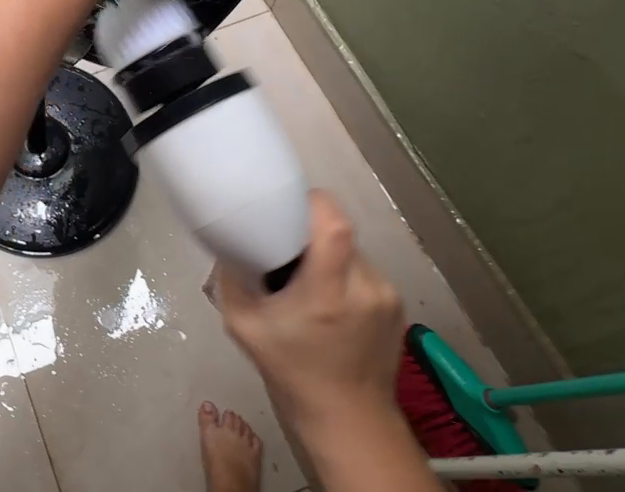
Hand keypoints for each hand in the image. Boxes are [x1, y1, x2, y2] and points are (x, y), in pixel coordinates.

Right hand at [214, 191, 404, 431]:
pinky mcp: (397, 306)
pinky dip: (344, 272)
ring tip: (306, 277)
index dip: (313, 203)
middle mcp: (365, 287)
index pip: (334, 225)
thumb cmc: (291, 373)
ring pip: (353, 250)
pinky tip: (329, 298)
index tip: (288, 204)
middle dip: (311, 231)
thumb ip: (231, 280)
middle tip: (285, 246)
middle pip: (340, 232)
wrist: (349, 421)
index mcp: (327, 292)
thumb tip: (227, 246)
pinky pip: (365, 270)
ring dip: (328, 253)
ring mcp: (387, 296)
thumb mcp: (242, 327)